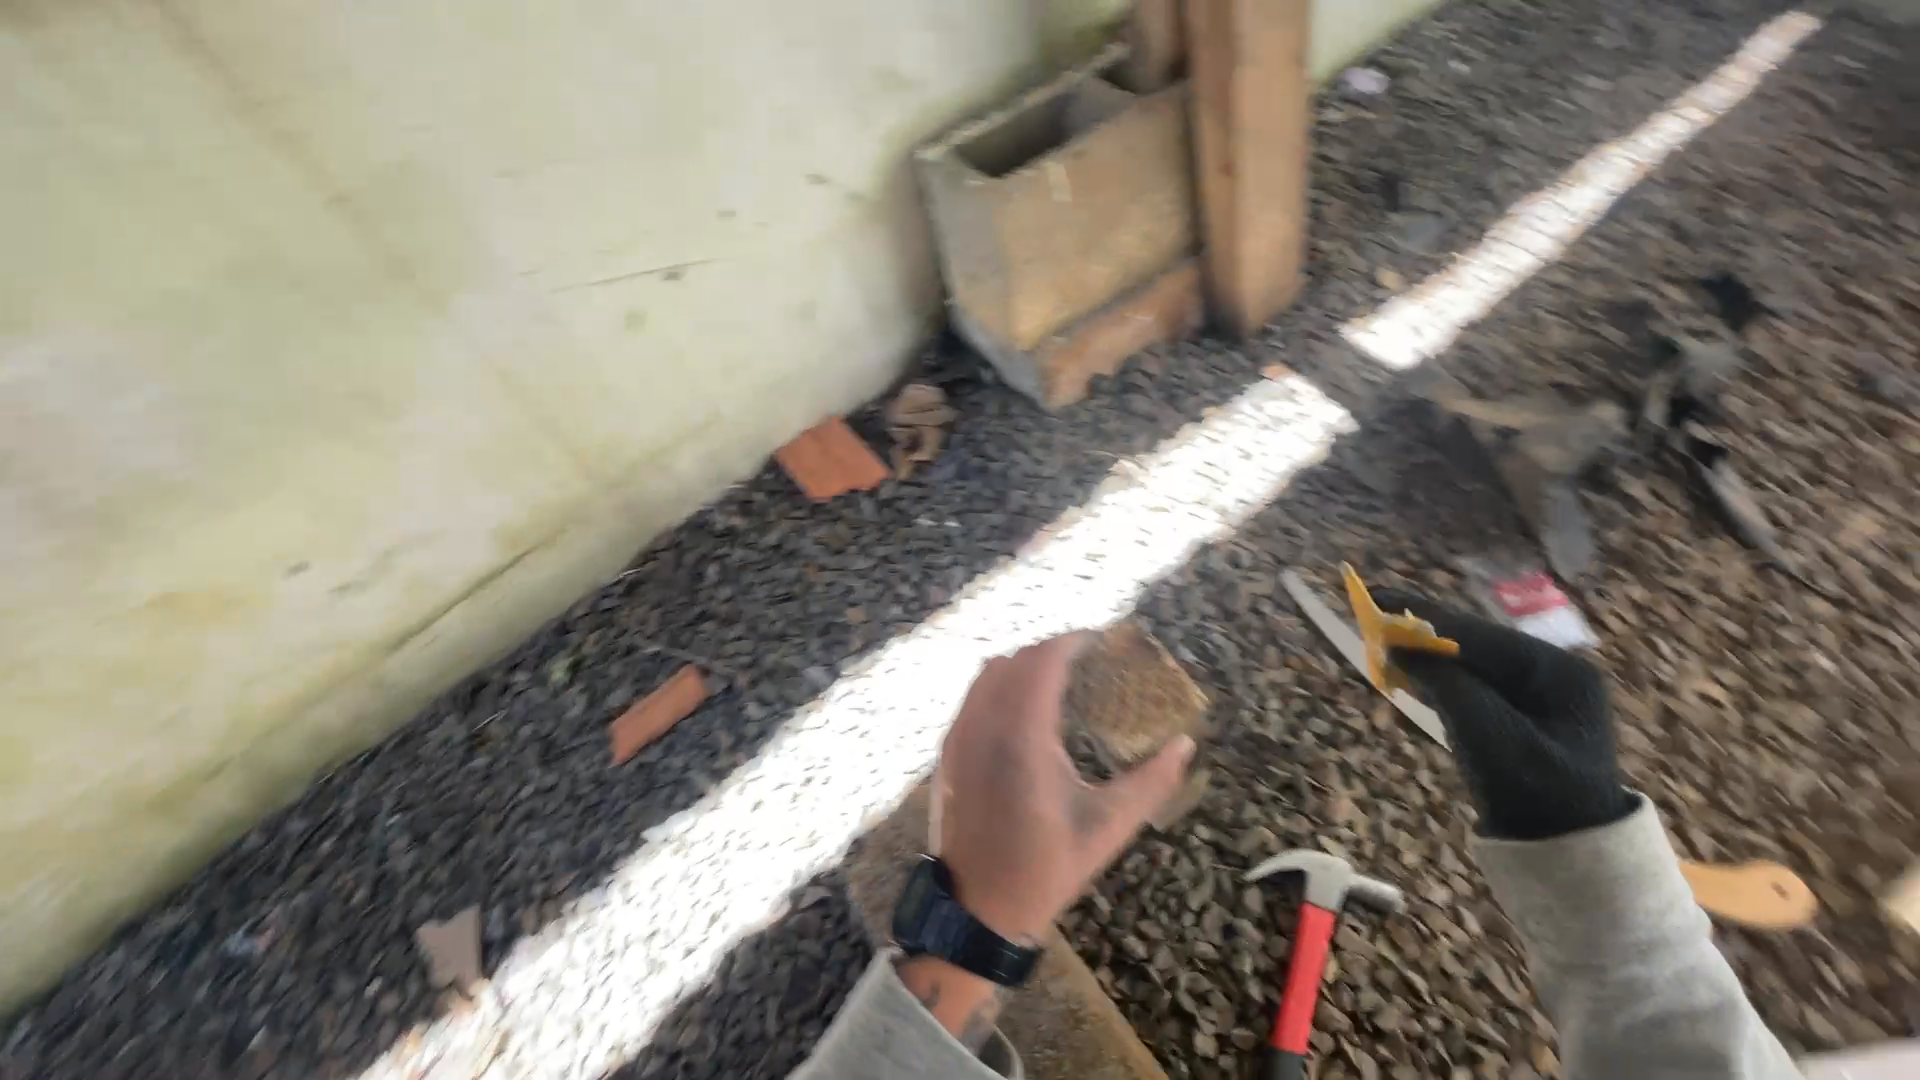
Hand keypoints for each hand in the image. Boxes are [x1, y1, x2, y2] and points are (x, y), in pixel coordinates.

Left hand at [932, 631, 1196, 940]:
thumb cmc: (1045, 866)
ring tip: (1056, 681)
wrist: (977, 908)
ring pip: (988, 674)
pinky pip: (973, 697)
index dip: (1071, 641)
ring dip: (1022, 666)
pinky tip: (1023, 711)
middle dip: (1051, 651)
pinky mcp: (948, 752)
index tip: (1099, 641)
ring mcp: (959, 736)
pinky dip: (998, 686)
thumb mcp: (1107, 826)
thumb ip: (1150, 781)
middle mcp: (984, 723)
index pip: (1043, 661)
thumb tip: (1185, 745)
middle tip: (1085, 661)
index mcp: (1022, 735)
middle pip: (1016, 659)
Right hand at [1373, 591, 1634, 840]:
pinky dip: (1434, 677)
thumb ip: (1445, 682)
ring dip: (1423, 653)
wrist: (1566, 854)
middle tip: (1372, 614)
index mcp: (1558, 670)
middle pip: (1470, 642)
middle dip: (1420, 631)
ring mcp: (1535, 694)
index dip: (1424, 616)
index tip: (1377, 597)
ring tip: (1380, 640)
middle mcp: (1550, 672)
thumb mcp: (1488, 734)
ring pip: (1465, 661)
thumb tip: (1398, 644)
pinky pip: (1467, 684)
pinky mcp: (1515, 715)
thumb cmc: (1534, 793)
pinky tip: (1406, 672)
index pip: (1477, 633)